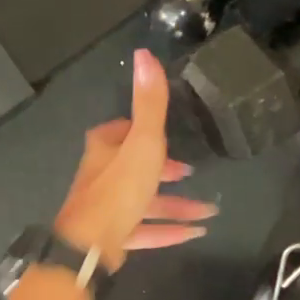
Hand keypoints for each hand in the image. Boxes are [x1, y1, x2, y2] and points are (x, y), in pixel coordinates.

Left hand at [52, 50, 214, 272]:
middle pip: (135, 168)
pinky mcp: (113, 238)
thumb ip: (149, 103)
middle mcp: (101, 176)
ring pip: (145, 203)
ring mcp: (106, 210)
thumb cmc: (118, 189)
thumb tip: (144, 54)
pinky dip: (169, 231)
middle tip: (190, 173)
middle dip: (164, 171)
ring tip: (209, 211)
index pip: (123, 132)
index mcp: (103, 150)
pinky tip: (196, 232)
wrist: (90, 245)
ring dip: (177, 206)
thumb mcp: (142, 142)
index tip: (167, 137)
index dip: (145, 133)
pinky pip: (145, 231)